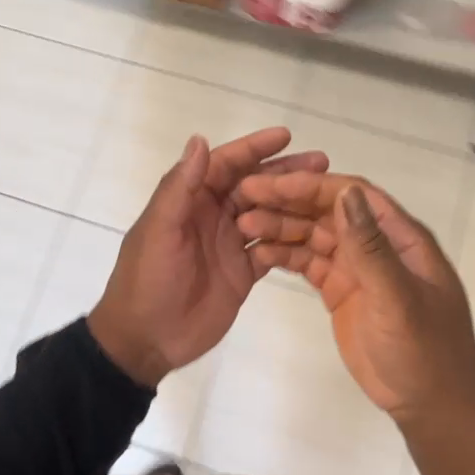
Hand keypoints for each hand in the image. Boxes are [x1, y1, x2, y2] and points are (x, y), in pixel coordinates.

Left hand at [89, 128, 327, 386]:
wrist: (145, 339)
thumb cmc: (147, 279)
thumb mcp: (160, 230)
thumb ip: (180, 188)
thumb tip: (200, 139)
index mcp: (189, 201)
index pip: (225, 165)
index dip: (253, 149)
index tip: (286, 135)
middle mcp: (212, 217)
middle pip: (254, 186)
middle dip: (285, 173)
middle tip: (322, 163)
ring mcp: (229, 245)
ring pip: (268, 215)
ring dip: (295, 204)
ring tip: (328, 195)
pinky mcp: (242, 273)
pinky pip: (272, 250)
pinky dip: (293, 241)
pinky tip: (320, 234)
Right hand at [233, 173, 474, 421]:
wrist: (431, 403)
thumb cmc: (425, 350)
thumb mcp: (398, 298)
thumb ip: (371, 248)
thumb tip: (346, 193)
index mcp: (400, 237)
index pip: (352, 196)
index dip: (310, 186)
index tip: (271, 184)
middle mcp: (377, 244)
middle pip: (327, 211)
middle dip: (287, 201)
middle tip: (244, 197)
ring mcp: (357, 269)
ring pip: (313, 235)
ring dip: (280, 227)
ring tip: (243, 225)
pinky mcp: (340, 291)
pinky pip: (309, 263)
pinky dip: (284, 255)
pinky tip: (257, 251)